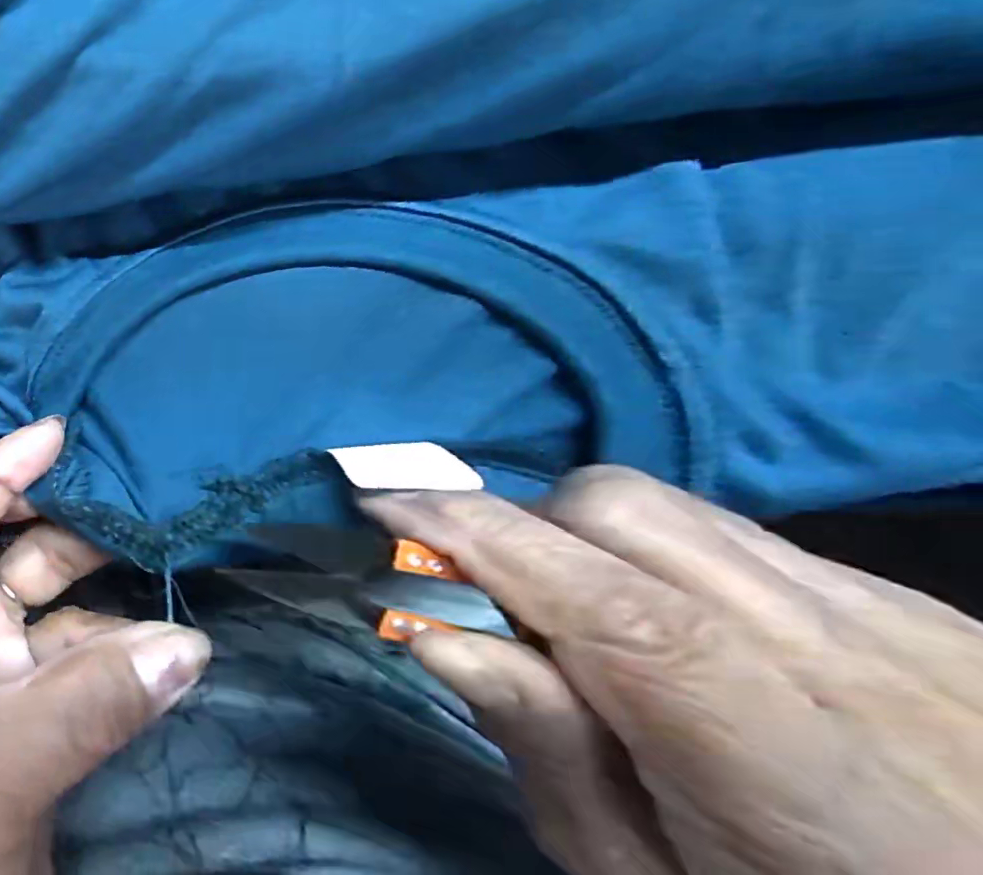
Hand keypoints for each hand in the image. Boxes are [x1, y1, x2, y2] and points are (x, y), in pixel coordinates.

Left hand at [0, 417, 211, 874]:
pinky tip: (164, 635)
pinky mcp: (26, 694)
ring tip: (155, 539)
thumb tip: (188, 643)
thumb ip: (88, 699)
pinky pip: (77, 644)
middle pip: (3, 544)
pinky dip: (118, 637)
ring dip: (99, 572)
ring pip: (46, 590)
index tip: (55, 431)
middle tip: (117, 481)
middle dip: (58, 513)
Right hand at [360, 467, 982, 874]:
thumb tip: (430, 632)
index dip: (486, 542)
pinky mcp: (919, 606)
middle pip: (628, 516)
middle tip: (481, 586)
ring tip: (568, 604)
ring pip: (672, 504)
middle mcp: (876, 680)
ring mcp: (914, 628)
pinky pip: (729, 528)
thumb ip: (543, 750)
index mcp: (815, 796)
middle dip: (518, 526)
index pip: (624, 617)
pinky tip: (661, 614)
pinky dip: (650, 548)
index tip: (383, 507)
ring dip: (576, 532)